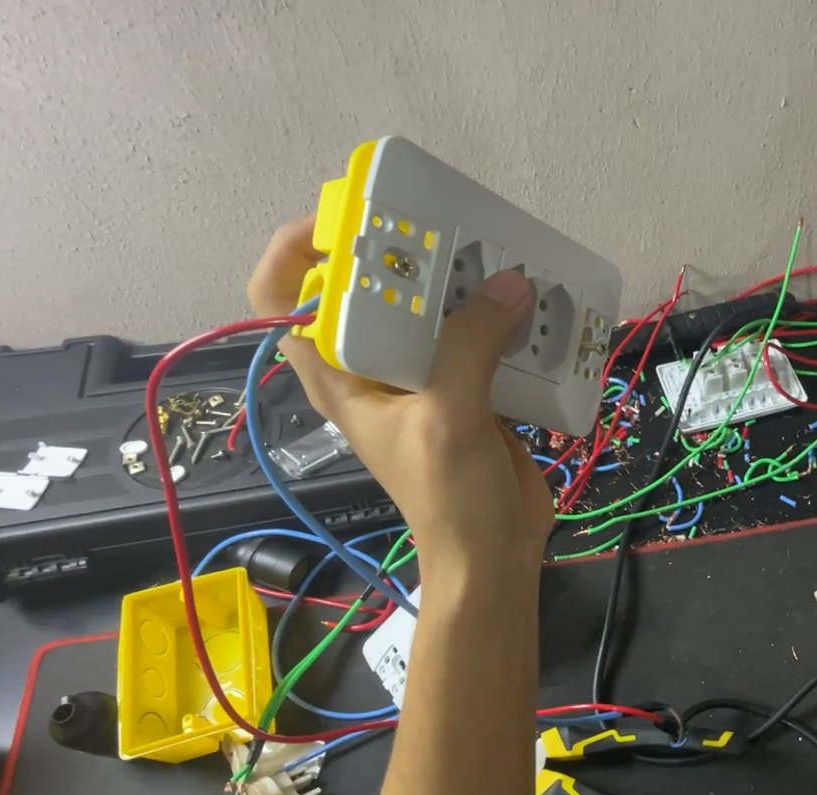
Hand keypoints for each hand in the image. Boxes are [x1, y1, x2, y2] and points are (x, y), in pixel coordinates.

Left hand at [247, 217, 553, 580]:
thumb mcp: (450, 416)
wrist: (494, 554)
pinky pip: (479, 346)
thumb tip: (512, 282)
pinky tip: (532, 312)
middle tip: (450, 235)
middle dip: (406, 260)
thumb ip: (472, 346)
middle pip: (373, 296)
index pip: (284, 298)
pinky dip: (501, 326)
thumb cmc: (449, 495)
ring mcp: (428, 384)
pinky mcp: (472, 396)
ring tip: (500, 265)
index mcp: (342, 376)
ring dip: (463, 291)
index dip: (301, 248)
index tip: (353, 218)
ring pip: (434, 319)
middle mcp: (378, 372)